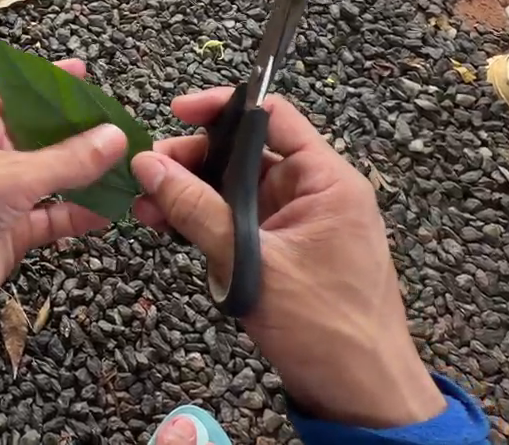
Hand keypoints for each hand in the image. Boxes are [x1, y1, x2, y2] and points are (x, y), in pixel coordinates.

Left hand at [0, 61, 129, 344]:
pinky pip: (49, 214)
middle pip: (37, 133)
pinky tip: (110, 210)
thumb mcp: (13, 173)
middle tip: (120, 123)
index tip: (85, 73)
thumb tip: (115, 135)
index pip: (15, 91)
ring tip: (127, 166)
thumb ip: (68, 159)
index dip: (49, 83)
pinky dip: (76, 212)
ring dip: (83, 173)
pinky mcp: (9, 228)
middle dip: (76, 132)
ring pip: (48, 174)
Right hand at [131, 90, 444, 428]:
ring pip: (229, 183)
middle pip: (240, 149)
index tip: (175, 114)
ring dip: (187, 190)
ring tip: (147, 207)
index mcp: (324, 181)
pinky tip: (167, 226)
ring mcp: (292, 218)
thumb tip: (146, 164)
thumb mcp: (252, 263)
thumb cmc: (325, 329)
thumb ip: (197, 209)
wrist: (363, 402)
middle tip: (148, 174)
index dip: (222, 105)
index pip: (271, 115)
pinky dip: (199, 216)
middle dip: (189, 158)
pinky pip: (231, 214)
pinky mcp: (277, 245)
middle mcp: (309, 190)